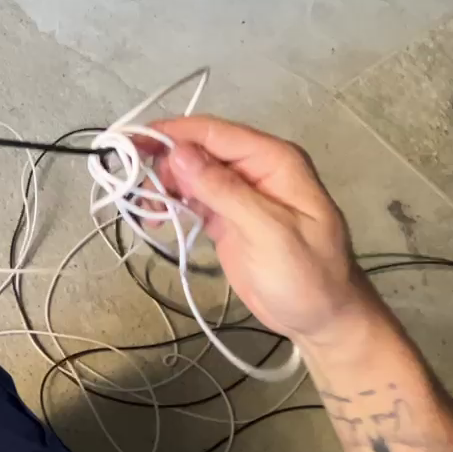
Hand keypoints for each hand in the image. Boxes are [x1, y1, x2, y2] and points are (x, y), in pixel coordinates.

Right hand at [145, 115, 385, 347]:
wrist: (323, 319)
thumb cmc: (306, 276)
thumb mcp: (268, 232)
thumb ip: (224, 190)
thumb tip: (178, 153)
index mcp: (272, 160)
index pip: (213, 132)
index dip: (170, 133)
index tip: (129, 142)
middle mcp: (253, 167)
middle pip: (197, 148)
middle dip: (161, 160)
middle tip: (132, 184)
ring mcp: (239, 191)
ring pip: (188, 171)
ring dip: (161, 185)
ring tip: (144, 210)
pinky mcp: (226, 214)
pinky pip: (190, 196)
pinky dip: (168, 203)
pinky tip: (155, 219)